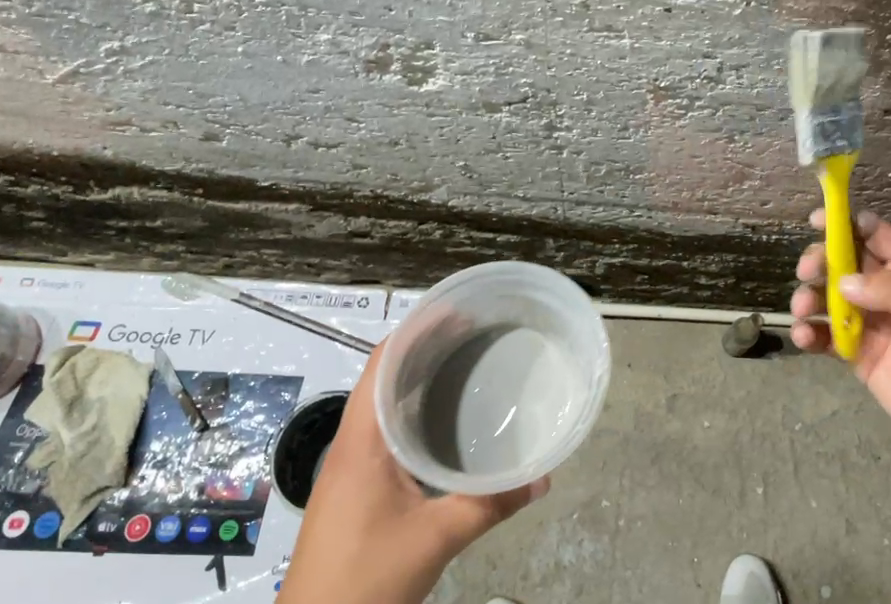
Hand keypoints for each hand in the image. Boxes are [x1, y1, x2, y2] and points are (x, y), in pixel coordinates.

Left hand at [277, 342, 546, 603]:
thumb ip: (489, 505)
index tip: (457, 313)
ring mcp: (348, 471)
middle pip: (383, 379)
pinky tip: (443, 430)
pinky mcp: (353, 492)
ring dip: (417, 383)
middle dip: (425, 351)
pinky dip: (413, 417)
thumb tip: (543, 478)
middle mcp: (351, 446)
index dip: (416, 331)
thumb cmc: (365, 577)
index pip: (381, 363)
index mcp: (362, 441)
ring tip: (465, 369)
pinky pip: (384, 436)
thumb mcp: (435, 540)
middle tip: (475, 335)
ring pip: (382, 409)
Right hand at [790, 210, 890, 455]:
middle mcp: (887, 294)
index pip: (875, 236)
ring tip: (801, 310)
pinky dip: (810, 333)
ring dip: (809, 297)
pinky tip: (804, 336)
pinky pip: (827, 337)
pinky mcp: (859, 356)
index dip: (847, 223)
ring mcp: (871, 325)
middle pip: (844, 264)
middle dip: (821, 261)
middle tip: (807, 271)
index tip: (817, 219)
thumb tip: (844, 281)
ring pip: (829, 299)